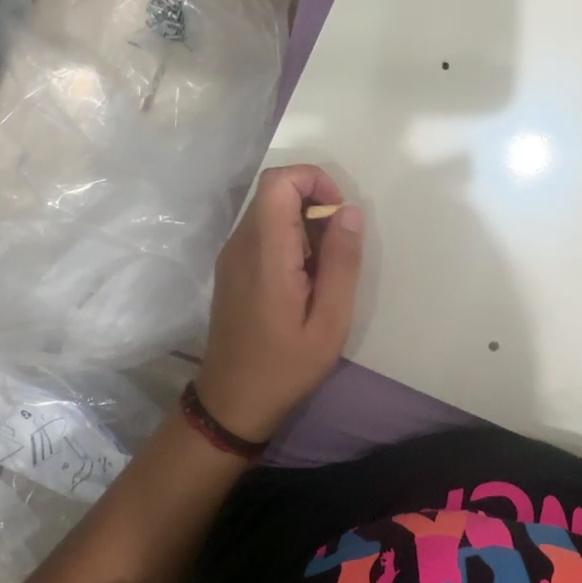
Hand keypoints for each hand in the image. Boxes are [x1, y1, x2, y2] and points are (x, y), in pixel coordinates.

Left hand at [194, 165, 364, 442]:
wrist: (231, 403)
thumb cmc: (285, 367)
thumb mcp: (330, 322)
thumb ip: (341, 262)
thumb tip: (349, 211)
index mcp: (265, 252)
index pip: (279, 181)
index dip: (314, 179)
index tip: (340, 213)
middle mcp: (241, 244)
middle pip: (274, 190)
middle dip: (314, 201)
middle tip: (339, 244)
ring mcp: (232, 255)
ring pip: (268, 209)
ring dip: (303, 221)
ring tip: (324, 267)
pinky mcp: (231, 268)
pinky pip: (262, 231)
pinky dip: (289, 237)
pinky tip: (304, 278)